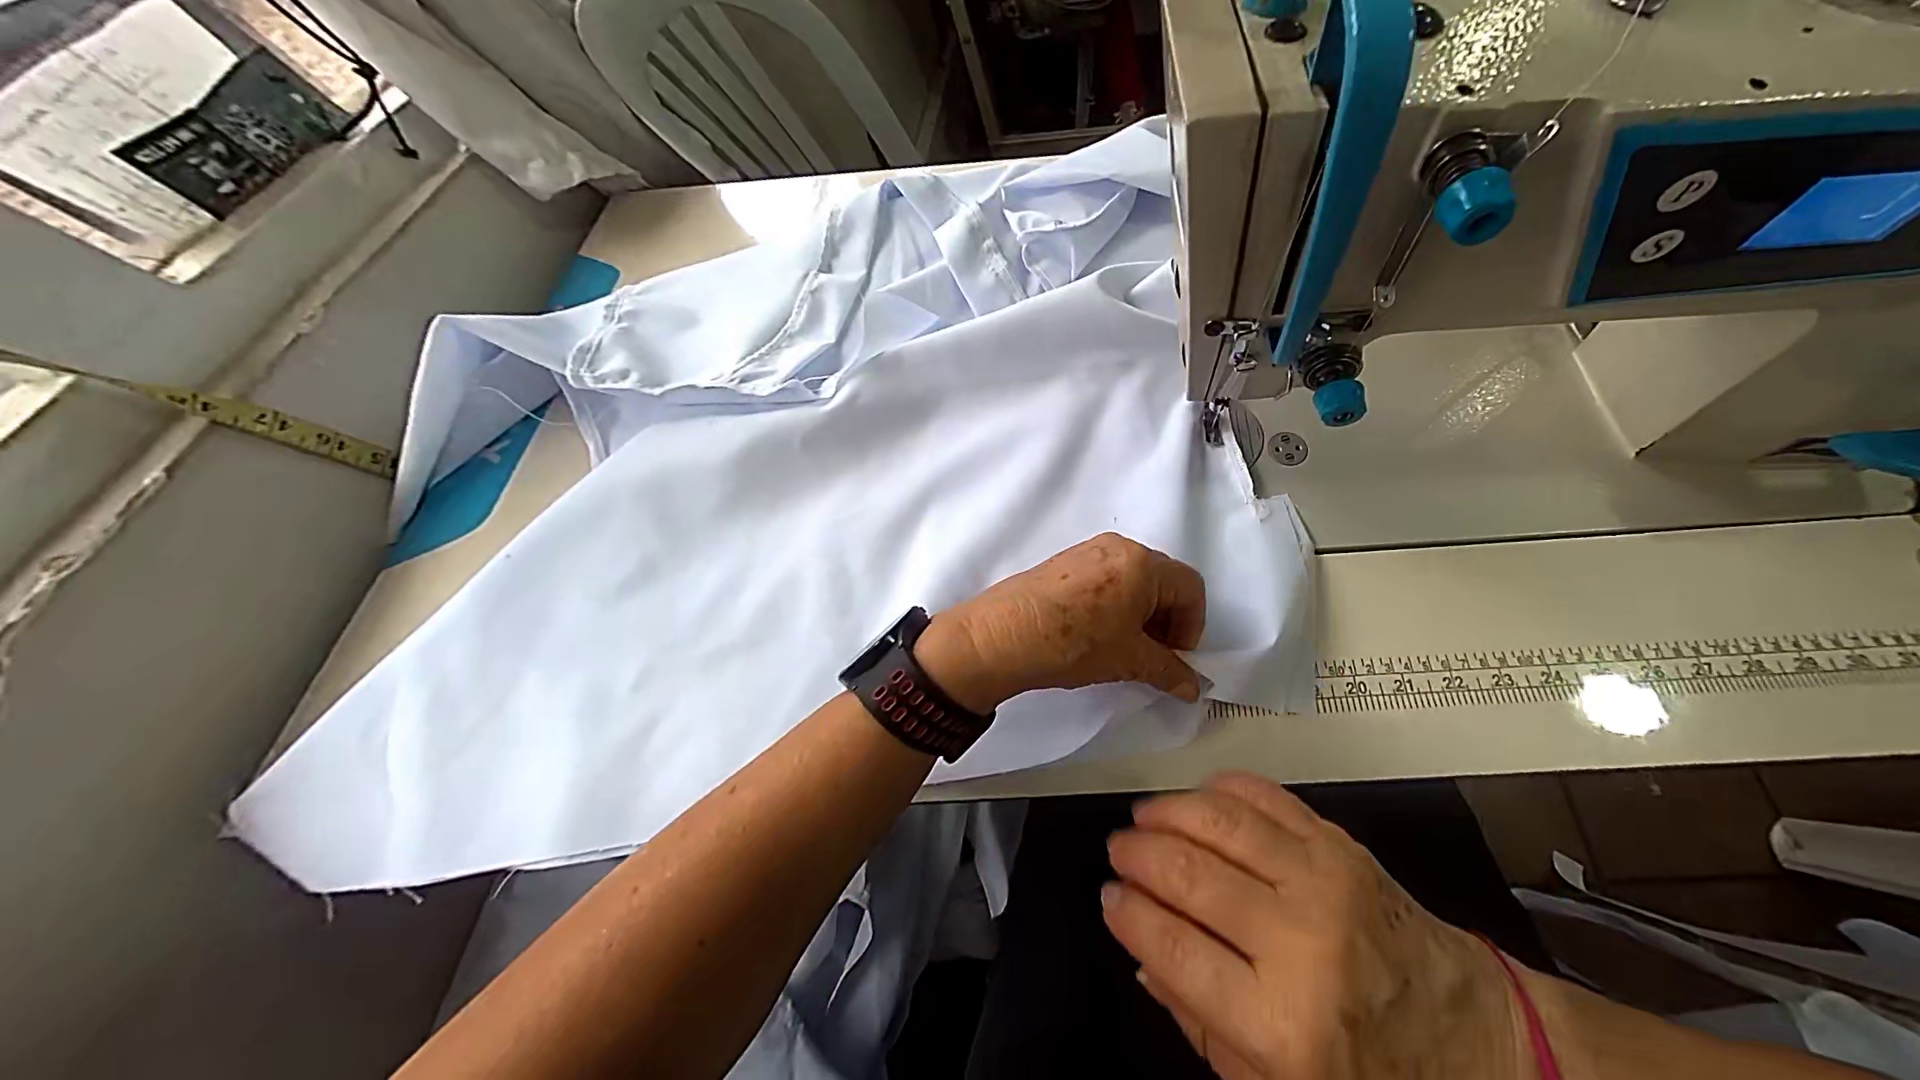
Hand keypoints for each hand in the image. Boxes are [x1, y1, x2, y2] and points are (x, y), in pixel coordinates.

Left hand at [913, 533, 1206, 712]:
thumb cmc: (1073, 643)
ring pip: (1133, 579)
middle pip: (1163, 580)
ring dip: (1140, 613)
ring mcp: (1087, 551)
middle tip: (1154, 655)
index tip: (1177, 656)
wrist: (1001, 638)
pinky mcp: (1063, 563)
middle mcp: (1117, 547)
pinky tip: (1096, 634)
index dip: (1192, 626)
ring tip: (1123, 648)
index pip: (1190, 588)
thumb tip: (1190, 685)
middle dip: (1167, 619)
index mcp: (1143, 562)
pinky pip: (1105, 578)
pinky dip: (1114, 604)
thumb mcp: (1128, 660)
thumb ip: (1168, 670)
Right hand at [1102, 772, 1529, 1079]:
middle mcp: (1299, 943)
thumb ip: (1196, 1020)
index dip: (1127, 914)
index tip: (1108, 897)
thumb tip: (1139, 949)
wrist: (1472, 1035)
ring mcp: (1324, 883)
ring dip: (1167, 812)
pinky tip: (1196, 798)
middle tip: (1118, 850)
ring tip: (1143, 817)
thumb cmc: (1366, 1070)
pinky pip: (1265, 797)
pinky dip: (1220, 788)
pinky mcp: (1341, 847)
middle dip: (1136, 855)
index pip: (1172, 948)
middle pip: (1187, 875)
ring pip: (1219, 823)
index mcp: (1278, 1023)